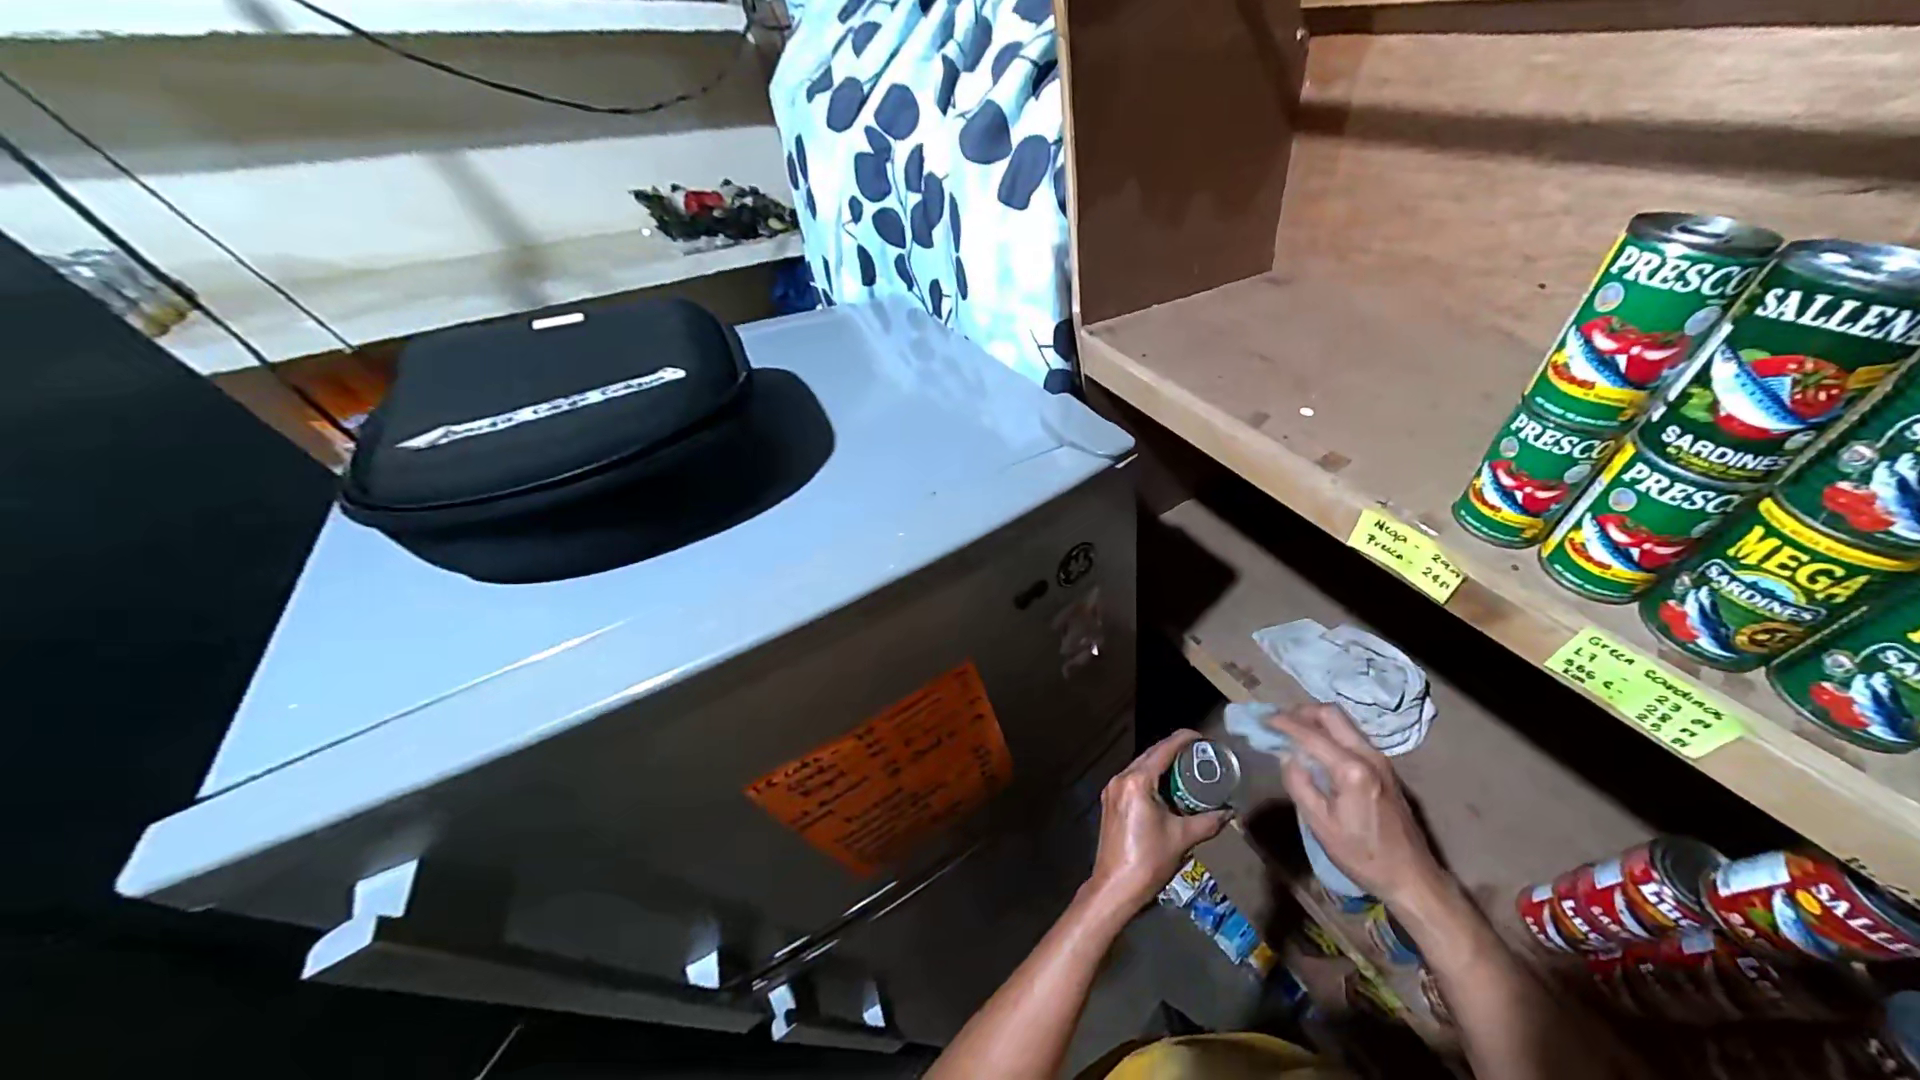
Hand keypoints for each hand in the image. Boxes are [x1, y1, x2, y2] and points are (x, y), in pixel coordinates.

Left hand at [1084, 730, 1229, 914]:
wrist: (1116, 885)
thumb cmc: (1149, 859)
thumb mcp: (1183, 838)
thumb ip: (1208, 821)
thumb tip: (1230, 812)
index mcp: (1137, 781)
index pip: (1162, 751)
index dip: (1183, 740)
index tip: (1201, 737)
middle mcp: (1120, 779)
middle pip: (1149, 755)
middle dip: (1172, 751)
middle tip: (1198, 752)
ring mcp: (1112, 790)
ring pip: (1139, 767)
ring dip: (1160, 764)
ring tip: (1185, 767)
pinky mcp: (1110, 802)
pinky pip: (1132, 780)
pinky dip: (1150, 777)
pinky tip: (1165, 786)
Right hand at [1269, 704, 1445, 906]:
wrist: (1412, 876)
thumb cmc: (1362, 854)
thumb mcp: (1320, 823)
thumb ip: (1299, 783)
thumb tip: (1286, 755)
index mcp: (1352, 770)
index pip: (1311, 734)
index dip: (1283, 723)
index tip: (1262, 719)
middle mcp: (1369, 755)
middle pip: (1331, 714)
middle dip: (1301, 712)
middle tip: (1277, 721)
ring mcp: (1380, 760)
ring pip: (1343, 723)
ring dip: (1315, 720)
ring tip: (1292, 732)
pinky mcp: (1384, 768)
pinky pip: (1351, 736)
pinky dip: (1329, 732)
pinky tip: (1315, 748)